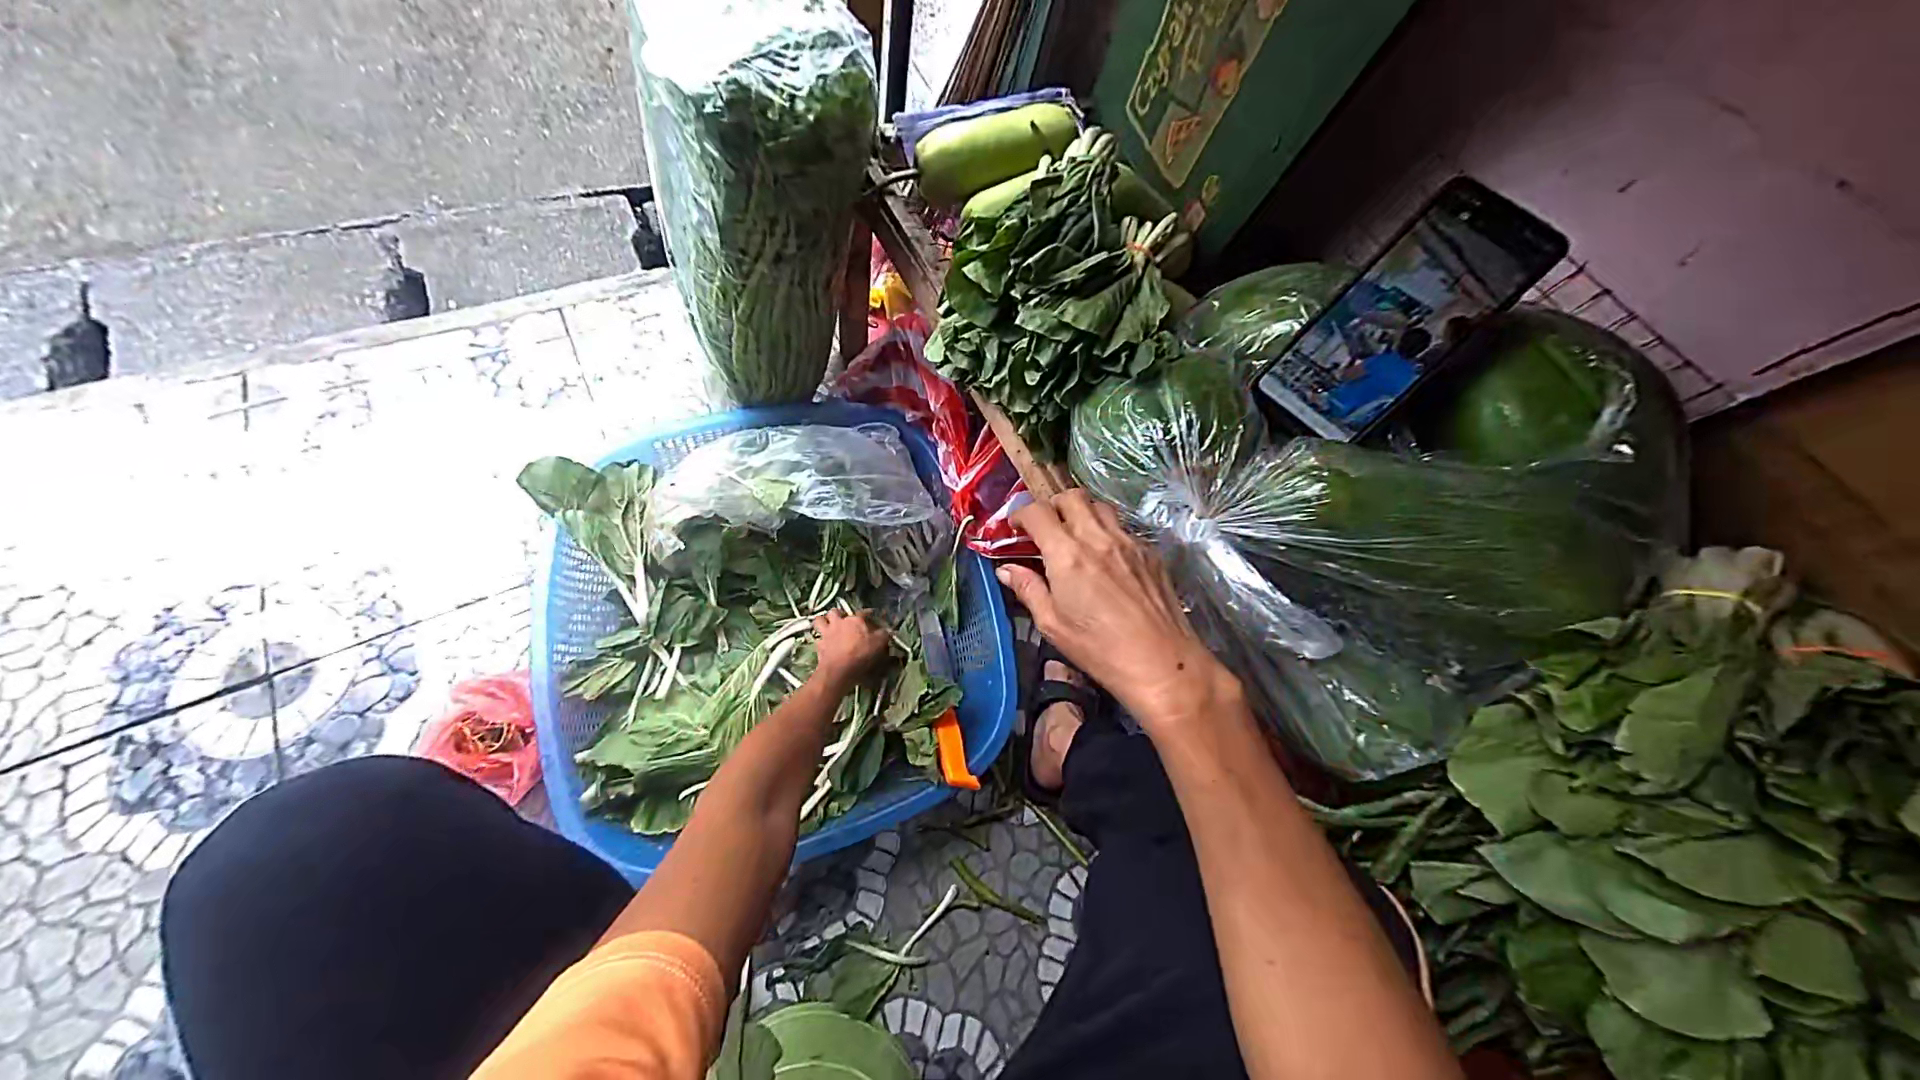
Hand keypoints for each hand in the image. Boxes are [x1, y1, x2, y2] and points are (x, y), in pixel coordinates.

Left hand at [811, 610, 889, 690]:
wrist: (839, 671)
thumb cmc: (861, 655)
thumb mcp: (879, 644)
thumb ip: (883, 635)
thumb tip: (887, 631)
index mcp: (855, 620)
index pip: (864, 612)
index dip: (869, 613)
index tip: (872, 615)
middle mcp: (839, 622)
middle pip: (836, 611)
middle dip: (839, 613)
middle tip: (843, 619)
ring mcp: (826, 633)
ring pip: (819, 620)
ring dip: (823, 621)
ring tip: (828, 625)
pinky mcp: (818, 645)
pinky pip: (816, 638)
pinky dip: (819, 639)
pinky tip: (823, 642)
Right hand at [1001, 491, 1240, 731]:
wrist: (1161, 661)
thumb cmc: (1100, 649)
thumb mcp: (1052, 624)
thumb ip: (1028, 589)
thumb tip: (1007, 570)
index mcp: (1067, 555)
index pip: (1037, 512)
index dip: (1020, 514)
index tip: (1016, 528)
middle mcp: (1098, 538)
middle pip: (1071, 496)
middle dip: (1052, 505)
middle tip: (1044, 527)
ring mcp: (1128, 542)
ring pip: (1099, 506)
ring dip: (1081, 513)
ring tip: (1074, 537)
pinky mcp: (1149, 553)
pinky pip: (1122, 528)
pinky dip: (1105, 532)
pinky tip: (1104, 559)